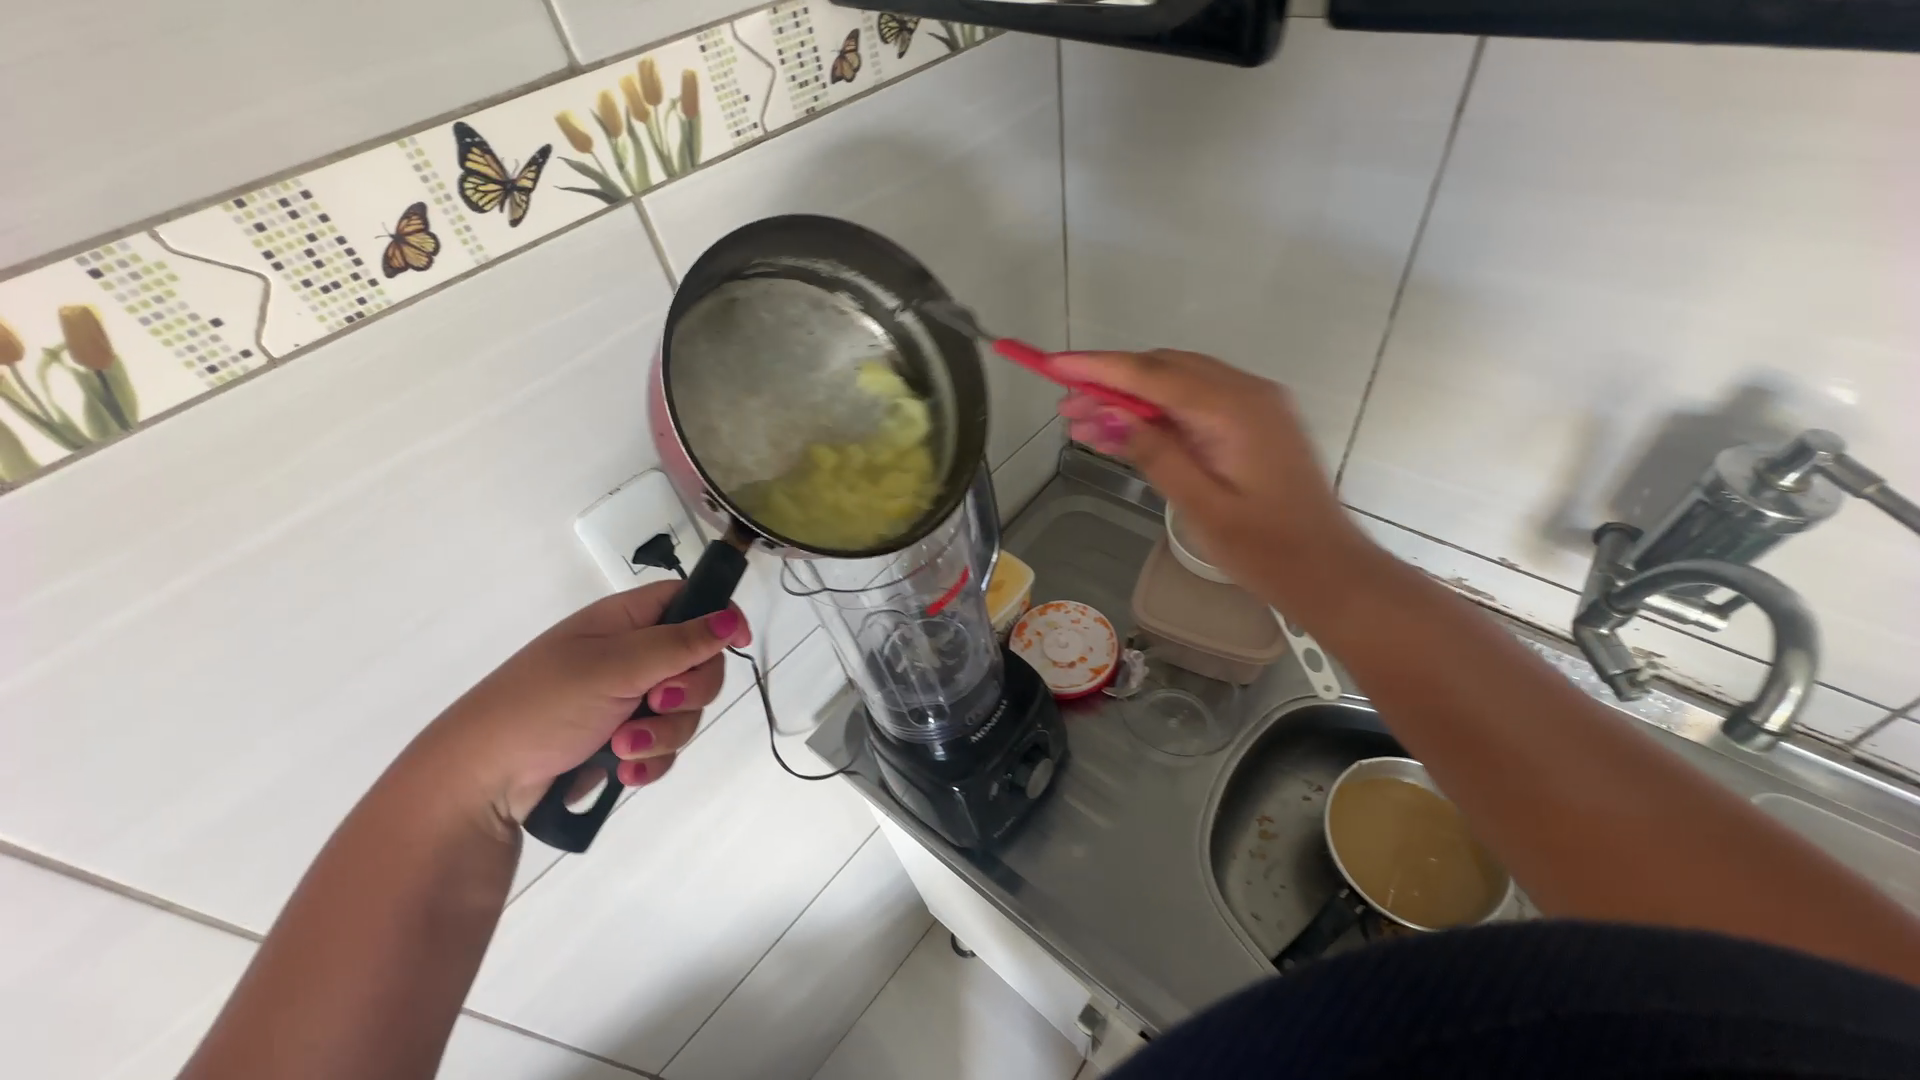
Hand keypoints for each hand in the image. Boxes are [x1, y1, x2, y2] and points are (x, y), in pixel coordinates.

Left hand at [415, 581, 752, 831]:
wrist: (482, 781)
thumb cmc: (541, 705)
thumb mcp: (613, 667)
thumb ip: (679, 644)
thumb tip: (730, 617)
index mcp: (624, 623)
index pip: (688, 602)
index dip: (717, 618)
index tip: (737, 641)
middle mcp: (631, 657)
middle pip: (699, 663)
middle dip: (687, 693)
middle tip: (655, 703)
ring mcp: (627, 702)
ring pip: (685, 712)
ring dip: (662, 735)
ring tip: (623, 750)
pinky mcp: (623, 743)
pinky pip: (665, 748)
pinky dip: (650, 762)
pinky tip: (623, 773)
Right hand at [1053, 349, 1374, 602]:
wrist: (1330, 570)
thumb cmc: (1268, 550)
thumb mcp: (1202, 507)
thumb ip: (1156, 454)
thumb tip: (1108, 416)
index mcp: (1235, 410)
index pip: (1153, 374)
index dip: (1098, 367)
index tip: (1053, 364)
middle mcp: (1248, 393)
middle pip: (1164, 369)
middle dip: (1109, 382)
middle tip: (1063, 407)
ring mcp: (1256, 404)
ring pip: (1178, 383)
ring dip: (1130, 397)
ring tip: (1081, 422)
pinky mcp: (1255, 422)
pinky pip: (1196, 402)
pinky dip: (1157, 411)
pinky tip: (1124, 431)